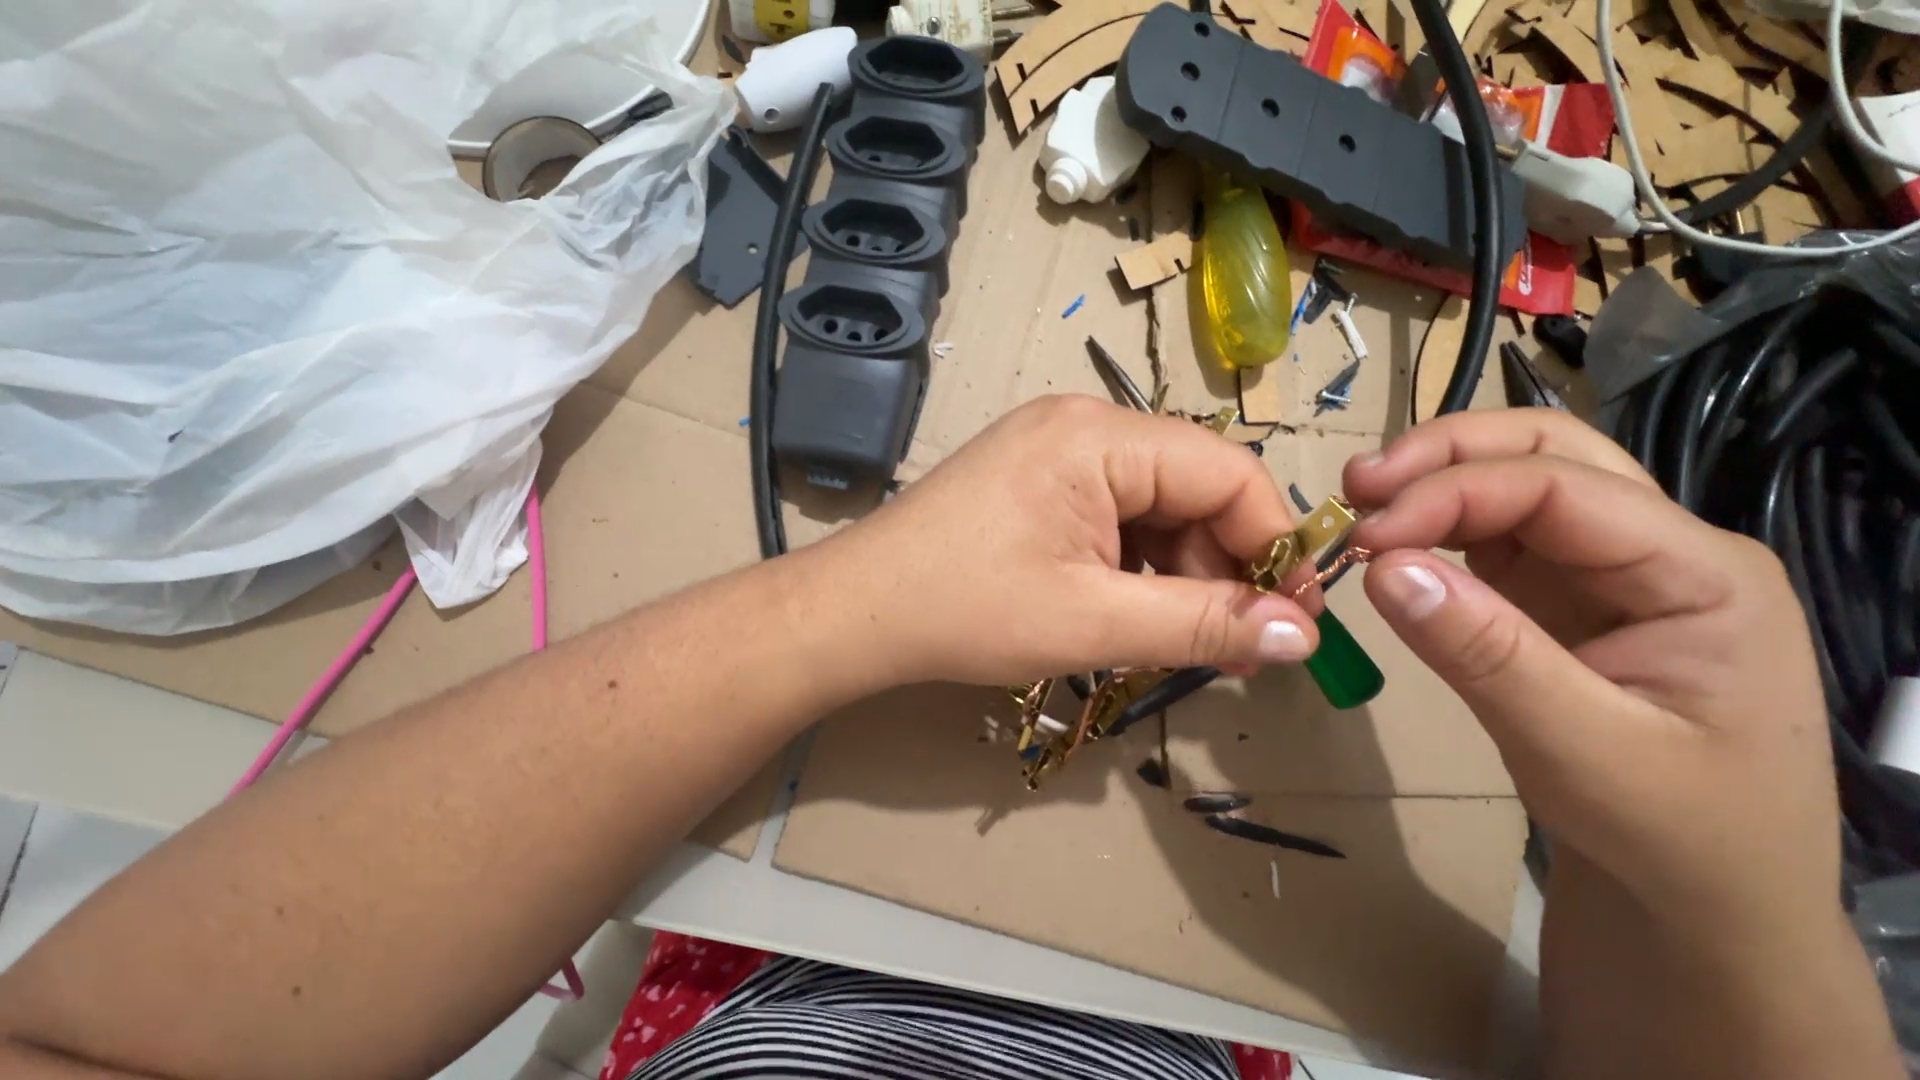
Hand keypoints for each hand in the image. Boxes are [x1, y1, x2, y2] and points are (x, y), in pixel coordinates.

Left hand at [817, 395, 1321, 687]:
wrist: (857, 612)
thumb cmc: (966, 610)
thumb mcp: (1094, 623)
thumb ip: (1203, 624)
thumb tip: (1304, 636)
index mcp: (1100, 437)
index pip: (1228, 473)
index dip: (1273, 544)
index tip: (1296, 618)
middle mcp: (1084, 425)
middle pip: (1193, 489)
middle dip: (1224, 569)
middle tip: (1240, 648)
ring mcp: (1056, 450)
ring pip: (1157, 508)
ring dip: (1183, 574)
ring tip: (1189, 644)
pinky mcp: (1038, 480)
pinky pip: (1116, 515)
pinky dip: (1139, 566)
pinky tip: (1138, 615)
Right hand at [1343, 409, 1840, 932]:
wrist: (1700, 891)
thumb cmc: (1669, 830)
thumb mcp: (1579, 750)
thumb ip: (1485, 653)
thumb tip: (1383, 567)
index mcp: (1701, 572)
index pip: (1562, 488)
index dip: (1451, 494)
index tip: (1362, 536)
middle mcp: (1660, 547)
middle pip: (1552, 450)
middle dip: (1447, 454)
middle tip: (1357, 486)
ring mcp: (1608, 566)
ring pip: (1521, 476)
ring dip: (1438, 476)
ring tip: (1362, 502)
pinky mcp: (1561, 592)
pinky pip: (1496, 532)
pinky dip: (1437, 523)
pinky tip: (1392, 539)